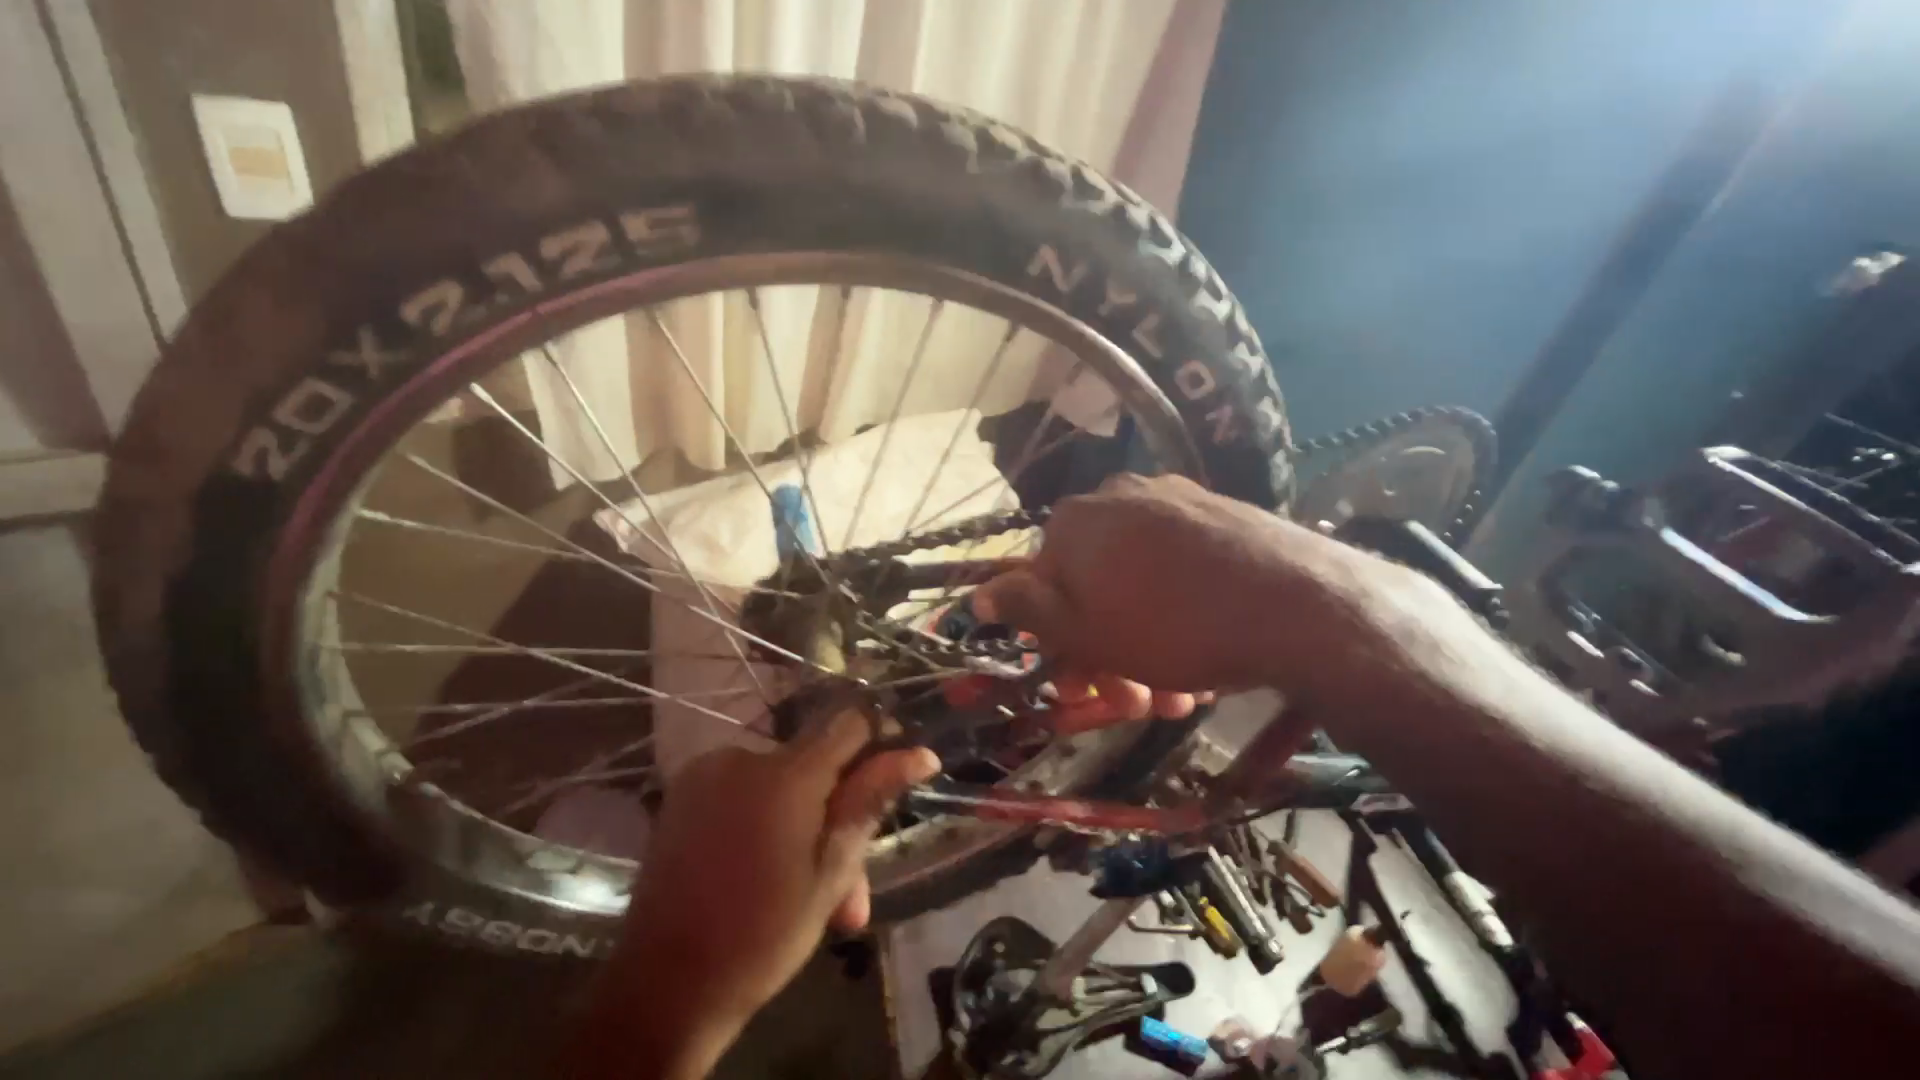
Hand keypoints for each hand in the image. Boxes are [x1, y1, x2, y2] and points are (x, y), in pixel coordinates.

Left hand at [603, 707, 937, 1038]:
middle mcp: (742, 757)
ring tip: (814, 898)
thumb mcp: (832, 872)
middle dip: (839, 815)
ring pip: (780, 786)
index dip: (878, 743)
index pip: (849, 723)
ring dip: (804, 828)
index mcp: (785, 773)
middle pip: (814, 764)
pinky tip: (768, 874)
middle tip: (853, 891)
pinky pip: (744, 795)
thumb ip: (870, 802)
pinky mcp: (681, 796)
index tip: (892, 782)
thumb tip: (921, 753)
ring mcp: (704, 774)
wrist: (663, 987)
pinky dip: (765, 825)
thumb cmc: (763, 935)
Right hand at [972, 473, 1456, 700]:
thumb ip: (1027, 610)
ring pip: (1139, 583)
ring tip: (1179, 698)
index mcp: (1074, 523)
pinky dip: (1180, 613)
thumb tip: (979, 594)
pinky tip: (1205, 657)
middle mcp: (1118, 497)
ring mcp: (1174, 499)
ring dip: (1147, 645)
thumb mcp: (1085, 633)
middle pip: (1093, 587)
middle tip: (1134, 707)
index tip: (1082, 694)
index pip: (1041, 588)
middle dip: (1108, 654)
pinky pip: (1180, 568)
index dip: (1058, 648)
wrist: (1297, 604)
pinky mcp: (1221, 511)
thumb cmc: (1171, 628)